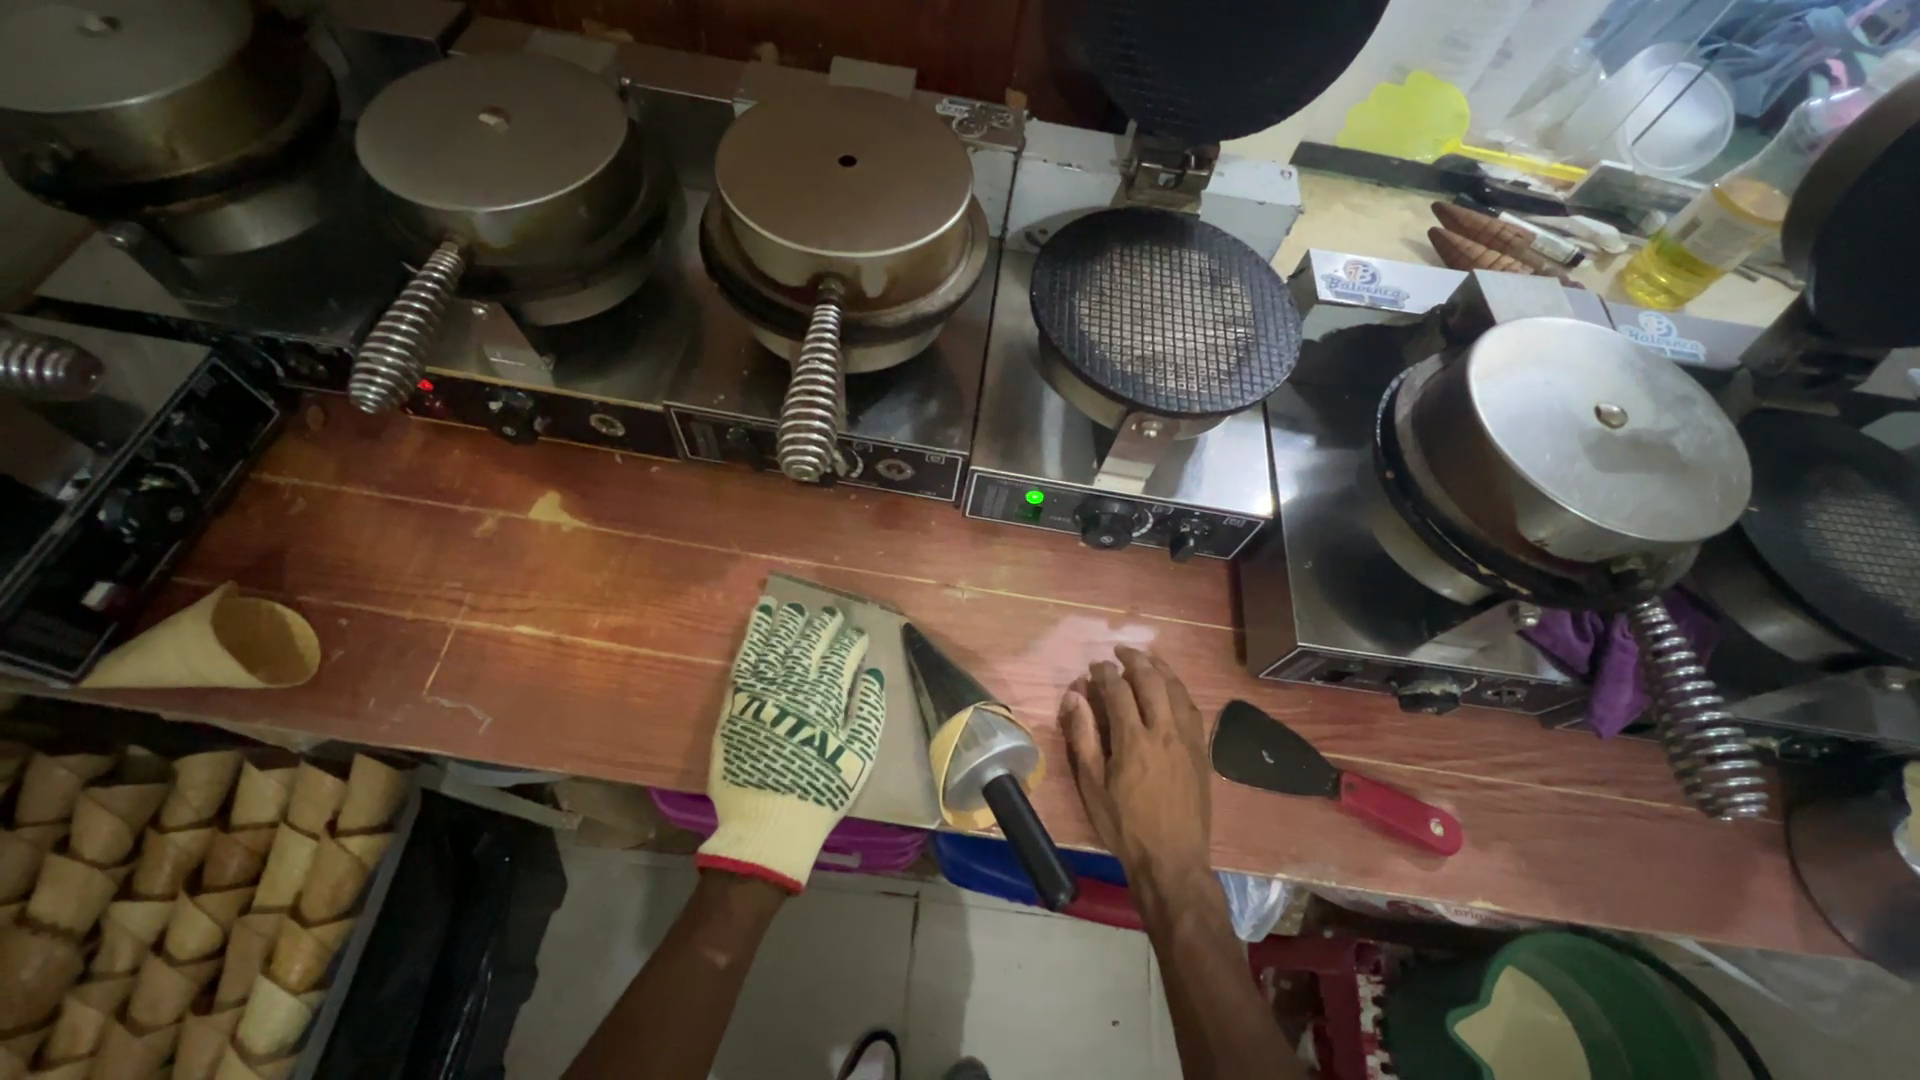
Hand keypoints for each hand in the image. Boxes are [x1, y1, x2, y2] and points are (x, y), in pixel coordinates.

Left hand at [698, 598, 885, 891]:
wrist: (767, 821)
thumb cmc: (818, 792)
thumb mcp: (858, 757)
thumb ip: (868, 713)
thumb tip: (873, 674)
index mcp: (828, 701)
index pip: (842, 659)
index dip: (851, 643)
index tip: (857, 633)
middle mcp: (796, 688)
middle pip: (810, 645)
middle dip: (823, 626)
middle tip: (830, 613)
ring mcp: (763, 692)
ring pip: (779, 644)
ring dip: (788, 622)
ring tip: (795, 606)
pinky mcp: (736, 700)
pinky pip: (747, 658)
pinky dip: (755, 634)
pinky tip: (761, 617)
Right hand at [1060, 647, 1212, 889]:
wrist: (1172, 860)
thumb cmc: (1125, 826)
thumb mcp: (1092, 785)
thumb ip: (1083, 736)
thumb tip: (1075, 696)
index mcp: (1134, 740)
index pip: (1119, 690)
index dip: (1105, 673)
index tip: (1095, 666)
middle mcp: (1164, 732)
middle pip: (1152, 681)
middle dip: (1135, 660)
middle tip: (1120, 651)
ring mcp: (1188, 741)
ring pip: (1177, 691)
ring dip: (1161, 670)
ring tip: (1147, 660)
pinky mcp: (1201, 752)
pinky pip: (1192, 709)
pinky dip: (1179, 691)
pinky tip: (1171, 691)